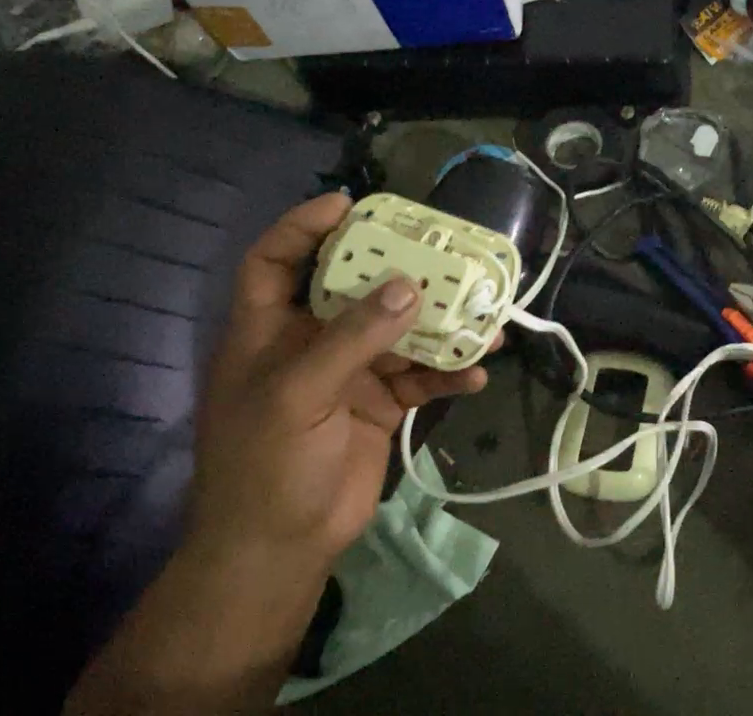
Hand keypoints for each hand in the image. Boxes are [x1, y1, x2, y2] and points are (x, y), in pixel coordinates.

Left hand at [68, 193, 495, 714]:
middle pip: (356, 288)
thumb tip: (408, 286)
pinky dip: (449, 372)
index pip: (276, 261)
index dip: (304, 227)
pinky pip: (422, 375)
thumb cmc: (266, 466)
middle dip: (400, 269)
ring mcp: (350, 374)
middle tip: (445, 249)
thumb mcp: (299, 396)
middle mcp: (311, 343)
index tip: (350, 204)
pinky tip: (476, 374)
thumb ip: (353, 338)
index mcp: (269, 332)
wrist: (280, 549)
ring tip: (485, 319)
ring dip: (441, 325)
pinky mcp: (381, 405)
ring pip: (401, 332)